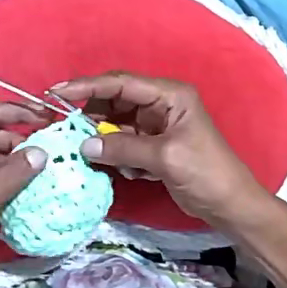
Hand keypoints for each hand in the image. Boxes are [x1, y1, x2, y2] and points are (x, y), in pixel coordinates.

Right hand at [52, 72, 269, 227]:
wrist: (229, 204)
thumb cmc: (205, 172)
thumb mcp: (164, 157)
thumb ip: (124, 149)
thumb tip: (84, 145)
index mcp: (170, 95)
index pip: (121, 83)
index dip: (88, 86)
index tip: (58, 93)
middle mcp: (161, 104)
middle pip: (115, 100)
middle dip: (91, 112)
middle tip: (62, 124)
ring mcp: (157, 125)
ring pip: (116, 123)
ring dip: (102, 137)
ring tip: (84, 150)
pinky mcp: (153, 146)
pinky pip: (123, 143)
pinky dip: (115, 153)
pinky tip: (117, 168)